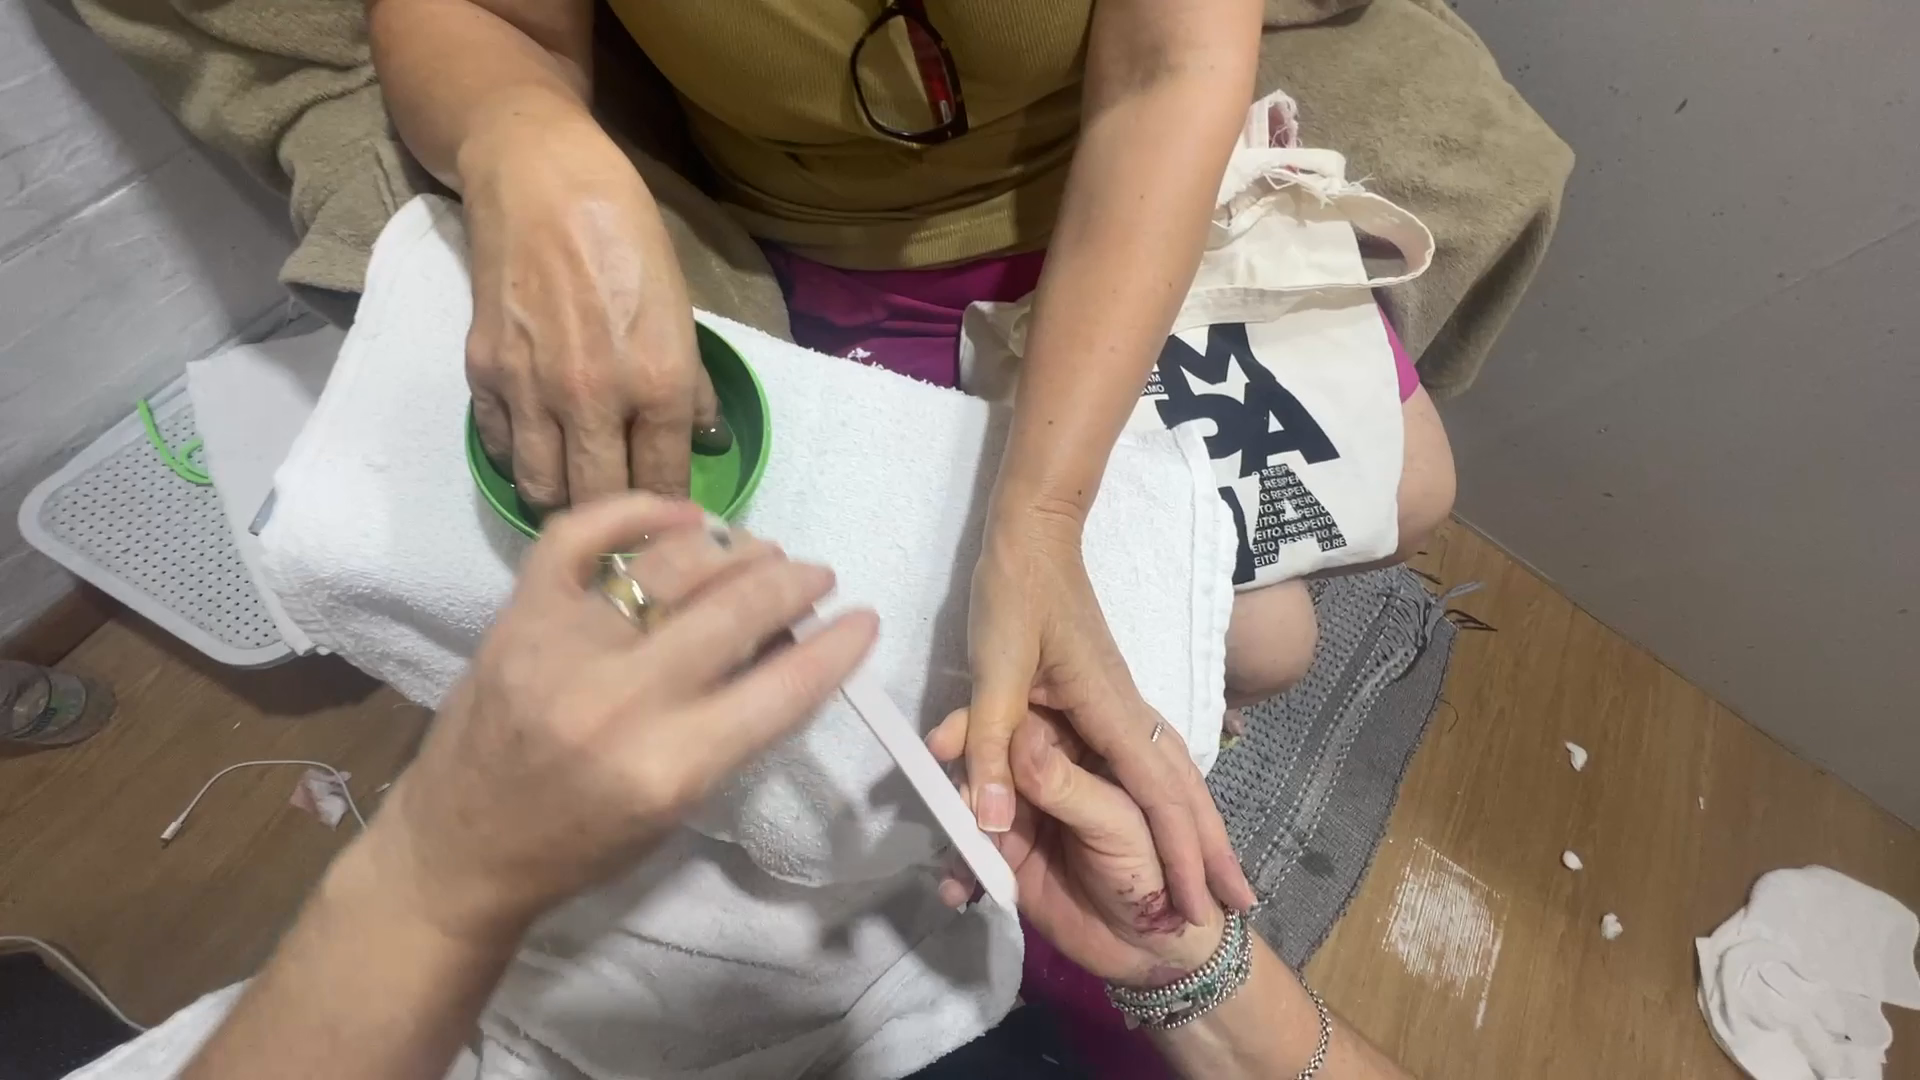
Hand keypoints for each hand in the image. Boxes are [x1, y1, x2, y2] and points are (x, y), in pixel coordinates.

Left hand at [363, 495, 877, 941]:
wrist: (455, 854)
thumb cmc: (585, 844)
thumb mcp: (684, 802)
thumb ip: (743, 722)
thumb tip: (793, 640)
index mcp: (669, 766)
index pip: (784, 687)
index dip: (839, 646)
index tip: (865, 617)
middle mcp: (619, 701)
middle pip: (737, 611)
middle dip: (795, 582)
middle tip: (815, 576)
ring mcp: (561, 647)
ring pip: (674, 564)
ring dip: (737, 546)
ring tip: (761, 549)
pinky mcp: (519, 616)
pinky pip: (580, 534)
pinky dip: (638, 509)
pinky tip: (686, 512)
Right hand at [462, 117, 723, 510]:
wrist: (544, 184)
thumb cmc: (632, 247)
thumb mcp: (685, 320)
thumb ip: (695, 392)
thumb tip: (707, 441)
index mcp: (658, 386)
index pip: (664, 485)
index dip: (669, 515)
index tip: (670, 527)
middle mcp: (593, 399)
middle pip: (601, 502)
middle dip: (618, 525)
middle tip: (628, 527)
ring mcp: (530, 389)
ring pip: (544, 489)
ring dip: (566, 502)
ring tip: (583, 496)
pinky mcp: (482, 373)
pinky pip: (501, 449)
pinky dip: (522, 463)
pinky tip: (541, 453)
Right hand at [932, 709, 1222, 985]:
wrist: (1145, 952)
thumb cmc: (1151, 873)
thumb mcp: (1117, 825)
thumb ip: (1067, 785)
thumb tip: (1017, 735)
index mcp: (1077, 748)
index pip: (1023, 723)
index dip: (985, 727)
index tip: (949, 741)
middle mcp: (1041, 769)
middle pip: (988, 758)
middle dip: (960, 779)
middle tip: (942, 801)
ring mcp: (1018, 810)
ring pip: (972, 802)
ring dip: (954, 825)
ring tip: (957, 860)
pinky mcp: (1001, 852)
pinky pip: (969, 851)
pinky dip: (957, 868)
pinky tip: (955, 890)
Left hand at [962, 505, 1255, 922]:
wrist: (1035, 534)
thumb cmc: (1016, 595)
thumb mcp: (996, 671)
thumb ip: (992, 744)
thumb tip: (988, 824)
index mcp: (1112, 708)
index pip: (1160, 792)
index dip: (1184, 852)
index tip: (1208, 908)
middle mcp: (1129, 708)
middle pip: (1183, 783)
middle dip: (1211, 844)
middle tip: (1241, 902)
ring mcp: (1120, 697)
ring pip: (1168, 766)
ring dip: (1193, 818)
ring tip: (1213, 865)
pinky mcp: (1102, 689)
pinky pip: (1142, 750)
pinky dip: (1161, 787)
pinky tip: (1156, 803)